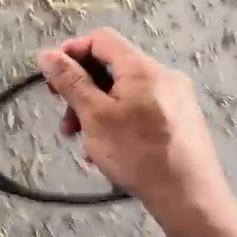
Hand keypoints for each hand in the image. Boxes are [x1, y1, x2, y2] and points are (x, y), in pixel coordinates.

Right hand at [38, 28, 231, 226]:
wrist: (189, 196)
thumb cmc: (138, 153)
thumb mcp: (94, 115)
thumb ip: (71, 81)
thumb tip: (48, 54)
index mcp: (143, 69)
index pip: (101, 39)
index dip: (71, 52)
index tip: (53, 79)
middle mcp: (163, 76)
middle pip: (110, 66)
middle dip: (80, 87)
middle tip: (64, 116)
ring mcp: (174, 98)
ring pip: (121, 90)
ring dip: (93, 108)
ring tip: (81, 138)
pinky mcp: (179, 118)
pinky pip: (137, 107)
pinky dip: (115, 118)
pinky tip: (106, 146)